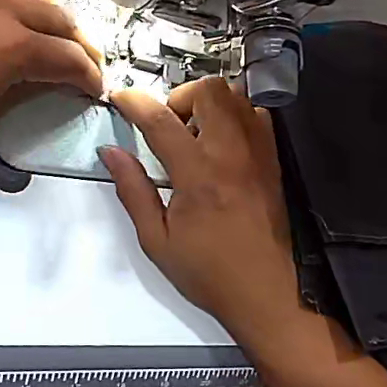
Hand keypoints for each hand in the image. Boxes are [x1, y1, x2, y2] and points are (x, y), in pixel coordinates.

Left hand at [0, 0, 102, 151]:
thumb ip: (24, 91)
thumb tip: (49, 84)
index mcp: (11, 45)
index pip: (69, 57)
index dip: (88, 76)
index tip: (93, 88)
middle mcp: (1, 5)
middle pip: (61, 16)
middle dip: (80, 42)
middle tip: (83, 63)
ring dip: (52, 16)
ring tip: (53, 38)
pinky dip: (18, 2)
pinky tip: (13, 19)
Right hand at [100, 77, 314, 352]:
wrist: (270, 295)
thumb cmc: (212, 273)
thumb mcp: (157, 240)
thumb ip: (132, 190)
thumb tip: (112, 154)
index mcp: (198, 175)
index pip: (160, 120)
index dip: (134, 102)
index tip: (121, 97)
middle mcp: (232, 155)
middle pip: (206, 91)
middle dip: (177, 97)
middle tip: (166, 122)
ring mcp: (258, 154)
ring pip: (235, 96)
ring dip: (207, 104)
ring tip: (194, 134)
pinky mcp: (273, 161)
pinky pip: (257, 115)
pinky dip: (235, 116)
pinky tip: (221, 143)